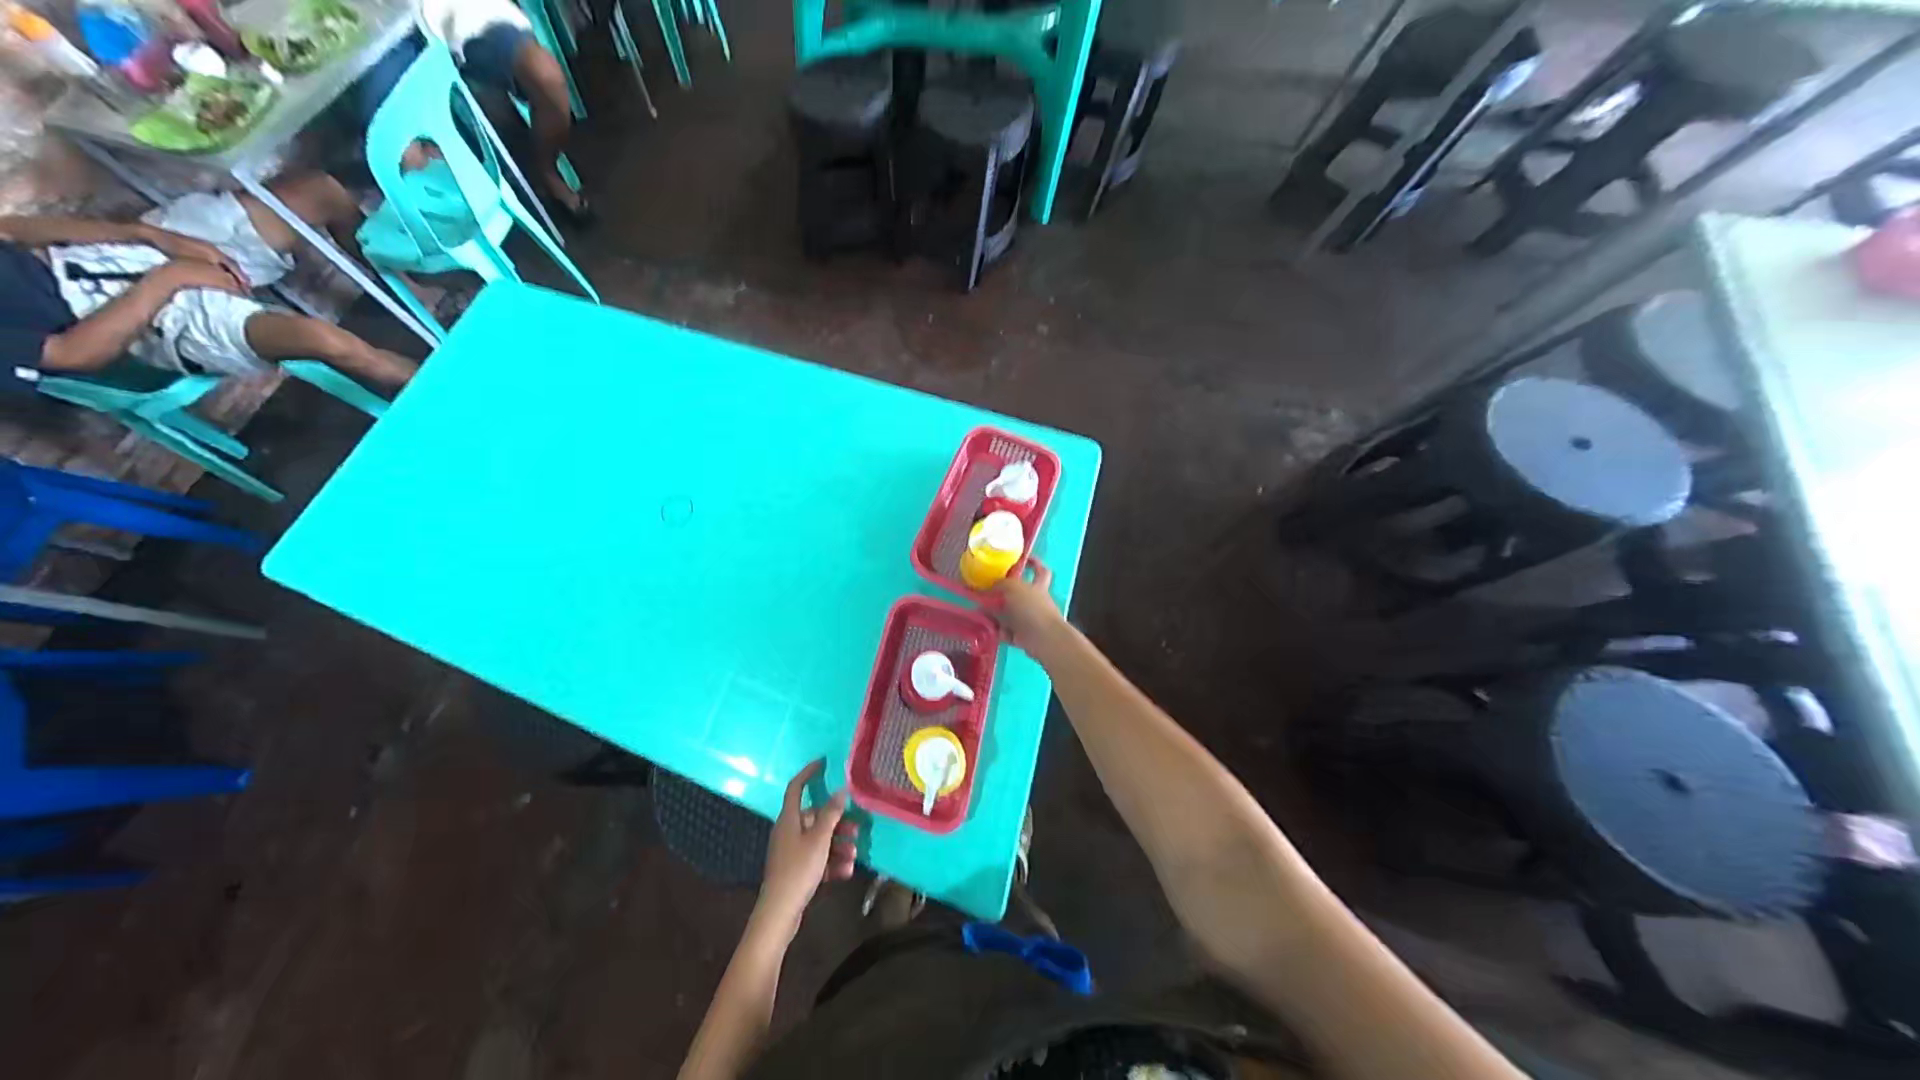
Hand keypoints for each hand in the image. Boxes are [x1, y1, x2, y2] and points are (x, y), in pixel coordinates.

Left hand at [145, 228, 249, 290]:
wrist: (154, 236)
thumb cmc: (174, 250)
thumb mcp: (196, 262)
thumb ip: (216, 270)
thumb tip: (231, 280)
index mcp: (216, 253)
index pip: (235, 268)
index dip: (242, 279)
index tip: (248, 290)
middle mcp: (215, 249)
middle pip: (232, 264)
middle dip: (240, 275)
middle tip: (245, 287)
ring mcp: (206, 246)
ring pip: (225, 261)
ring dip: (232, 271)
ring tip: (236, 281)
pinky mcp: (198, 246)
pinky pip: (217, 259)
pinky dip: (223, 267)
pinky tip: (221, 272)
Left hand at [756, 760, 857, 933]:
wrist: (780, 911)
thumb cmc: (799, 869)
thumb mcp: (819, 840)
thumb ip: (831, 814)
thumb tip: (840, 790)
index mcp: (789, 819)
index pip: (796, 788)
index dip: (808, 774)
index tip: (823, 763)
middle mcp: (788, 831)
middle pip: (814, 817)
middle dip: (837, 822)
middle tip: (856, 828)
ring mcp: (791, 851)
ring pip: (819, 840)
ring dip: (838, 845)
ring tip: (854, 855)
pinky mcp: (796, 870)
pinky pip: (817, 858)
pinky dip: (831, 862)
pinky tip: (846, 872)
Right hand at [992, 558, 1068, 656]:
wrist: (1042, 638)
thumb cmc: (1031, 607)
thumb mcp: (1012, 587)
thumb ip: (1000, 584)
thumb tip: (989, 587)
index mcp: (1037, 585)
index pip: (1039, 570)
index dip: (1034, 563)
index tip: (1023, 558)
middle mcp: (1034, 601)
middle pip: (1016, 594)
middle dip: (1000, 594)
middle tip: (984, 592)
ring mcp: (1029, 620)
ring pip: (1007, 614)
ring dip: (994, 614)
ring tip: (979, 612)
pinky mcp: (1022, 636)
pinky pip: (1005, 631)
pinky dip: (997, 630)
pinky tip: (987, 628)